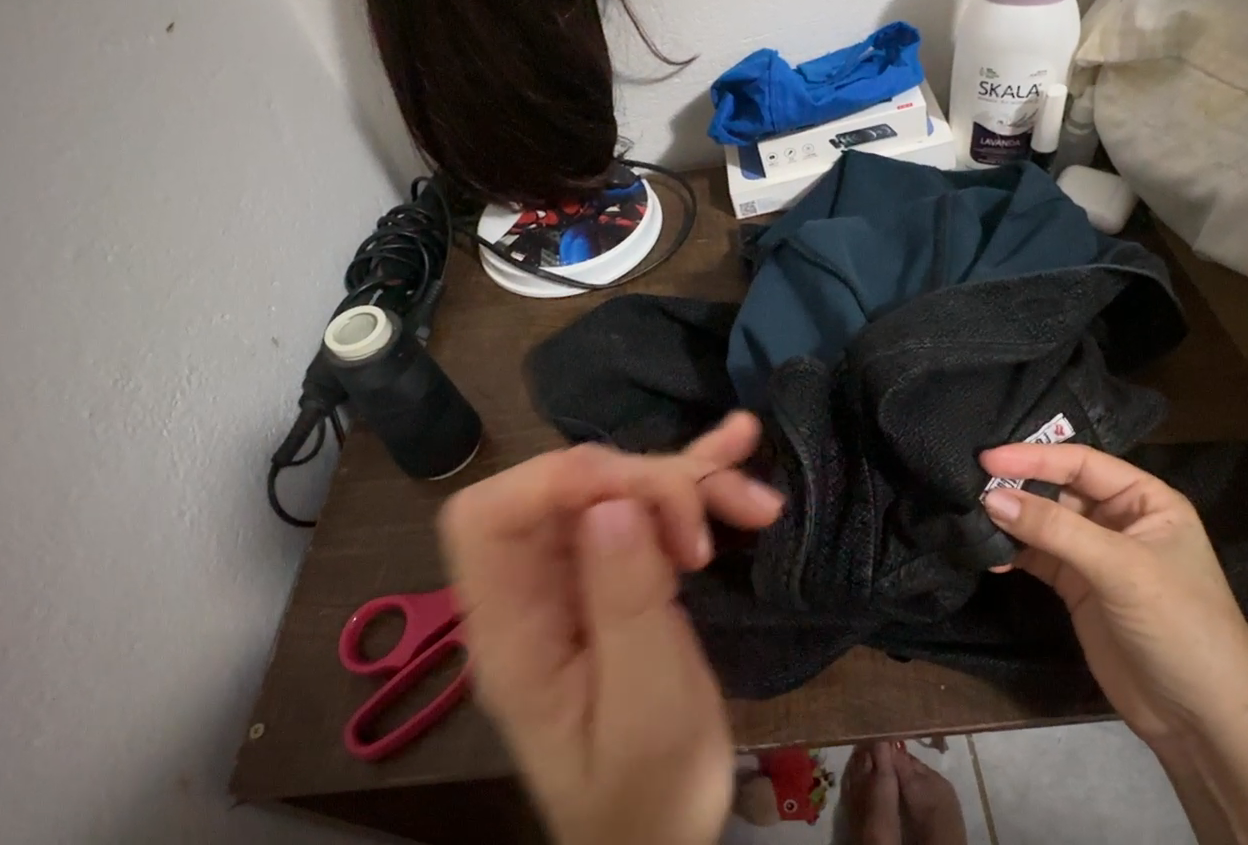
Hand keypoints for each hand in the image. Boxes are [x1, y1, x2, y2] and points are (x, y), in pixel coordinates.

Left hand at [440, 413, 781, 844]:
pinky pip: (652, 505)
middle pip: (565, 488)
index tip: (640, 498)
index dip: (556, 483)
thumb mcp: (647, 709)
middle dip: (643, 484)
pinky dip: (696, 473)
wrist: (661, 830)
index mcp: (512, 631)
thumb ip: (626, 604)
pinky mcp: (622, 568)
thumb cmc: (649, 793)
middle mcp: (535, 588)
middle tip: (703, 536)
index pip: (491, 519)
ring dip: (687, 481)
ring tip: (755, 505)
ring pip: (620, 487)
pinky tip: (738, 441)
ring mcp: (578, 574)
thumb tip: (612, 501)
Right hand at [977, 444, 1247, 747]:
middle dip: (1017, 486)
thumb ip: (1055, 529)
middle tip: (969, 483)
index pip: (1082, 463)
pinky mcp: (1076, 587)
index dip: (1034, 456)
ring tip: (971, 517)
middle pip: (1057, 488)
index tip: (986, 458)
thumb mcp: (1121, 569)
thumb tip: (990, 498)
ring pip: (1043, 522)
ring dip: (1010, 520)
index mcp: (1146, 501)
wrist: (1200, 718)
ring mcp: (1096, 555)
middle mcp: (1119, 520)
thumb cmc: (1178, 625)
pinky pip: (1036, 556)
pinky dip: (1011, 553)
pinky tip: (988, 555)